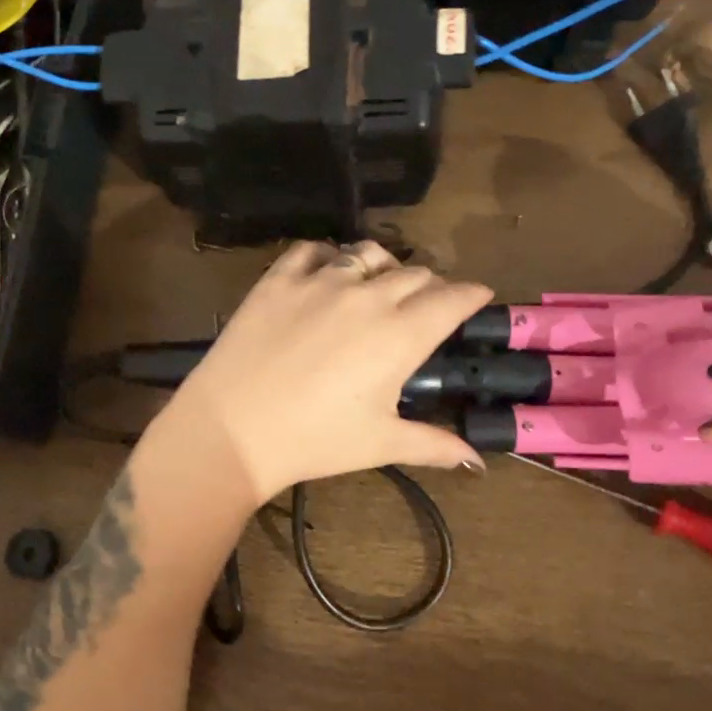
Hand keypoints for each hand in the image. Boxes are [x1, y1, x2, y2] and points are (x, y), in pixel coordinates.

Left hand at [146, 240, 491, 505]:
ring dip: (384, 266)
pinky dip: (329, 256)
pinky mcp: (279, 279)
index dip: (471, 295)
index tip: (476, 298)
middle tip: (426, 306)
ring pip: (368, 254)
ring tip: (380, 284)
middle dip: (431, 286)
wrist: (234, 427)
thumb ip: (434, 444)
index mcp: (402, 334)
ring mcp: (320, 282)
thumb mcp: (380, 444)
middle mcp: (368, 296)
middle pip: (415, 274)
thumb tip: (476, 460)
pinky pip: (312, 250)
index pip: (452, 298)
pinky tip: (327, 271)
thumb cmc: (314, 439)